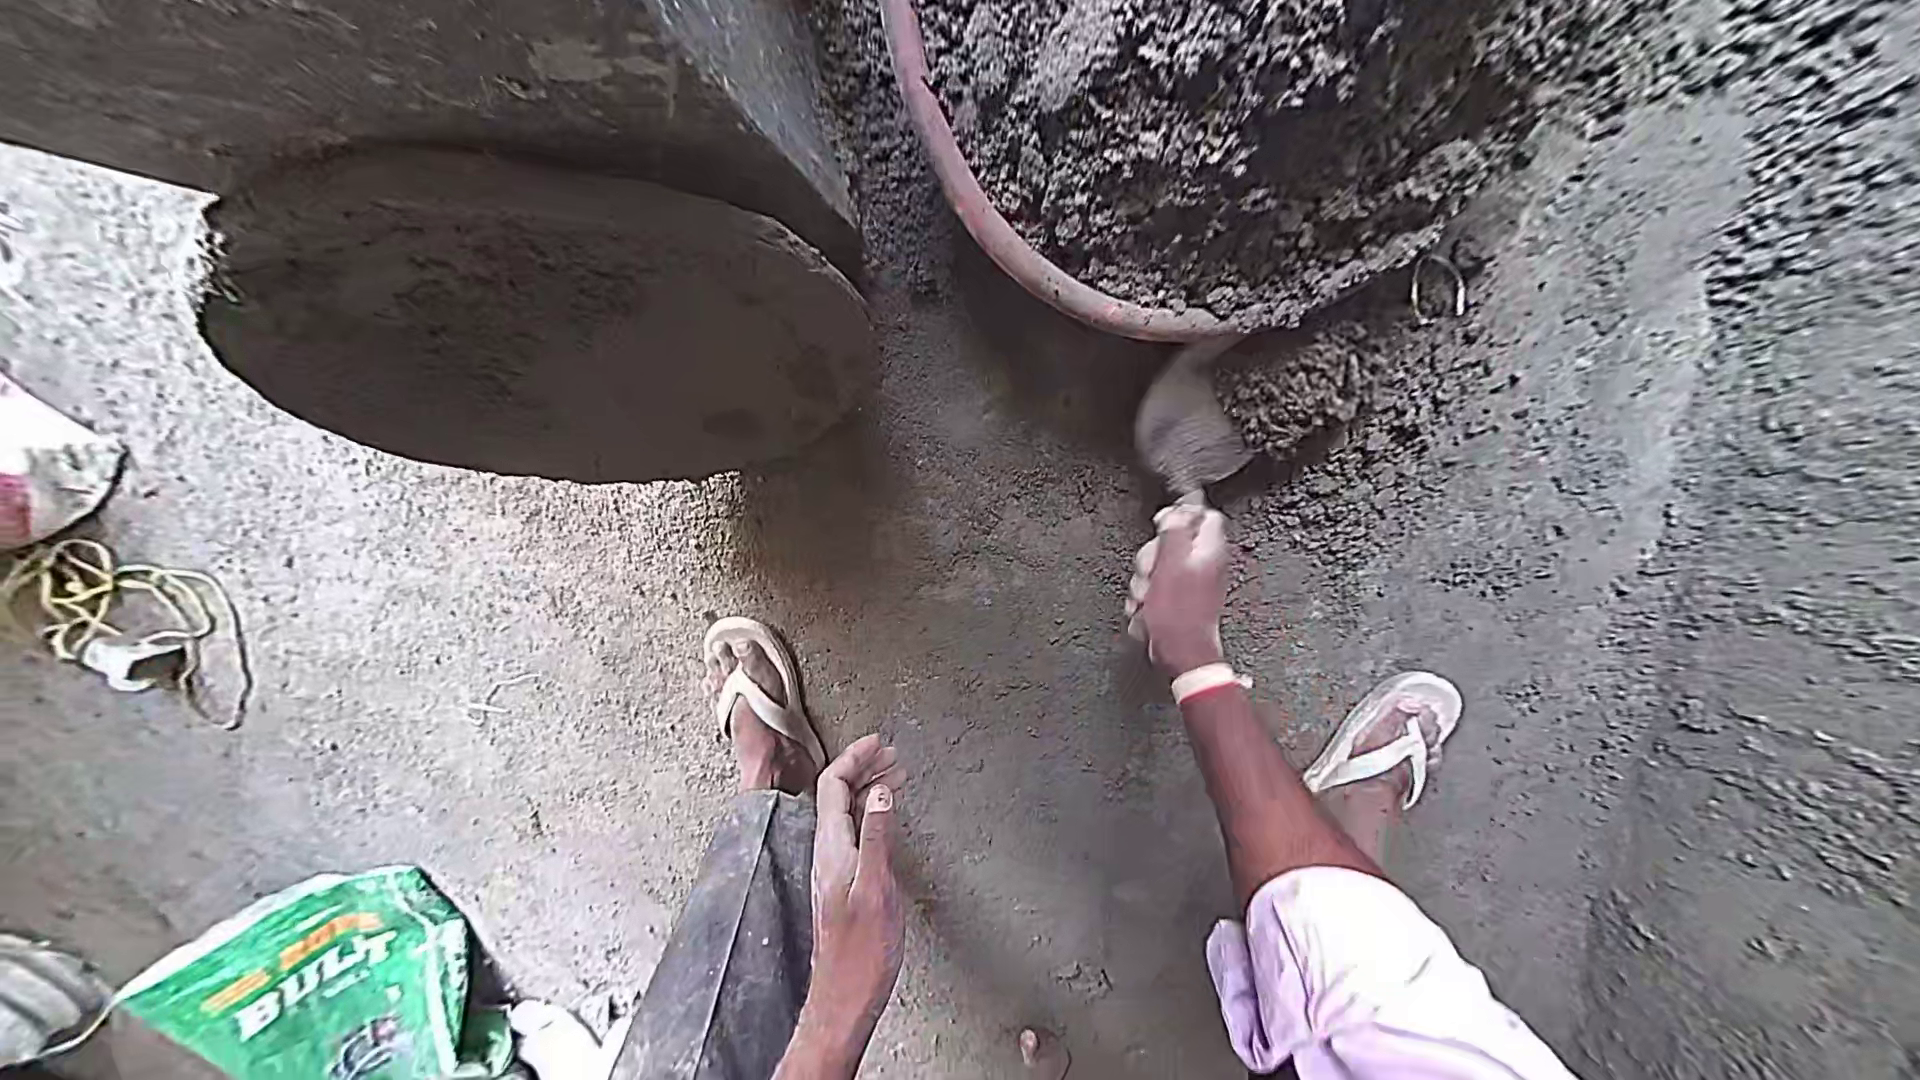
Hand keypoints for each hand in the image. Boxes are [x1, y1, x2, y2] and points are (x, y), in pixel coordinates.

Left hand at [778, 734, 906, 1079]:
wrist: (845, 996)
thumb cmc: (861, 950)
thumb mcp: (875, 887)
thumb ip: (876, 835)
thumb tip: (880, 790)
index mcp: (831, 846)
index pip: (833, 784)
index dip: (854, 756)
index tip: (877, 742)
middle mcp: (828, 850)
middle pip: (837, 792)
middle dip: (863, 765)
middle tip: (891, 753)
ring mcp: (834, 863)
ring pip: (847, 808)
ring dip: (869, 785)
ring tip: (895, 773)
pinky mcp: (844, 876)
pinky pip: (854, 826)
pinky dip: (871, 808)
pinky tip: (886, 812)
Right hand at [1126, 501, 1231, 675]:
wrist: (1180, 652)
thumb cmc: (1179, 615)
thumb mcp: (1170, 566)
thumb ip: (1173, 533)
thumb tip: (1175, 512)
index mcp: (1208, 551)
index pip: (1202, 515)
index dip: (1179, 516)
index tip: (1162, 526)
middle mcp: (1203, 564)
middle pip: (1172, 540)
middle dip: (1152, 555)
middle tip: (1152, 571)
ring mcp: (1191, 581)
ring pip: (1158, 564)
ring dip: (1145, 579)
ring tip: (1149, 596)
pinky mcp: (1177, 597)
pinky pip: (1155, 585)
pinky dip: (1146, 595)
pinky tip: (1147, 607)